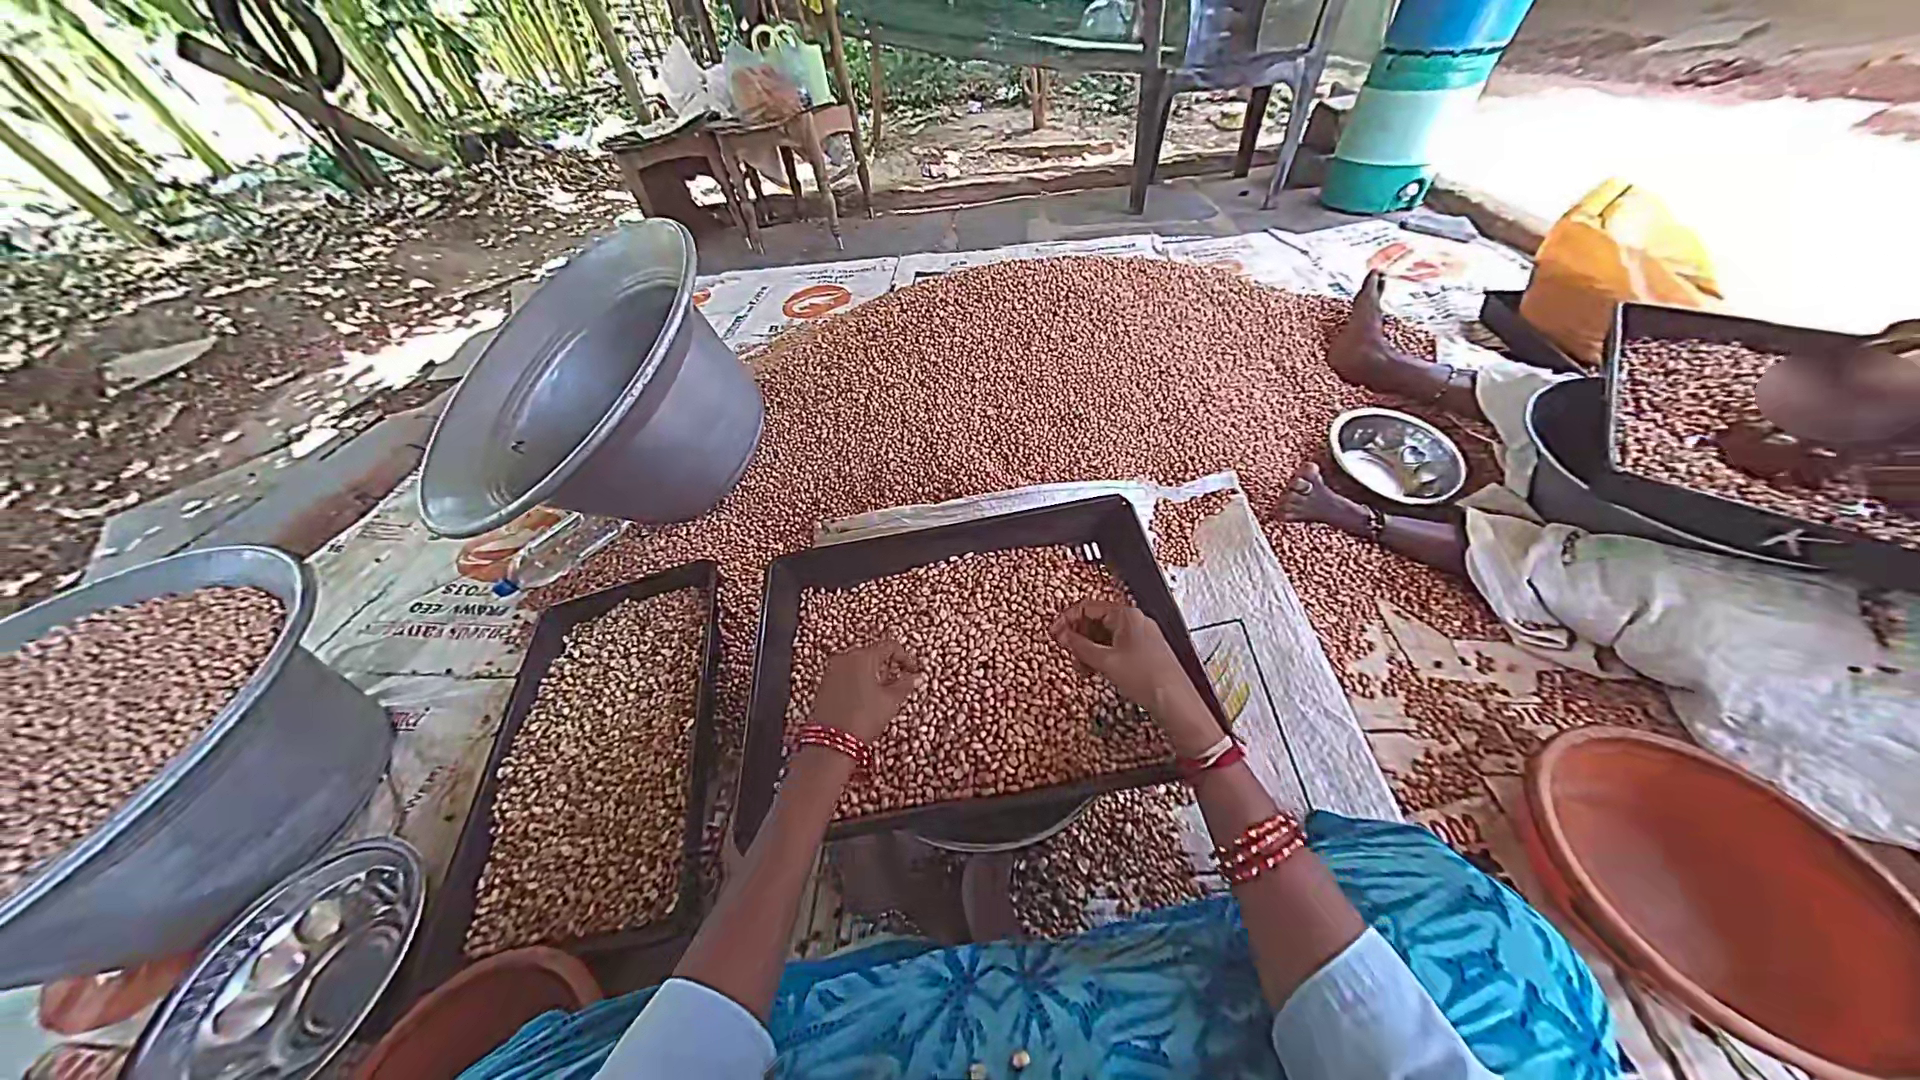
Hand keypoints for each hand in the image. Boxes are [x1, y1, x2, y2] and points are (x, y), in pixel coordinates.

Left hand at [810, 636, 923, 743]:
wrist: (830, 744)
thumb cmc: (861, 720)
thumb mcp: (891, 701)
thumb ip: (905, 684)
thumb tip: (915, 677)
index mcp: (862, 657)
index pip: (889, 646)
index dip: (905, 658)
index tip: (912, 671)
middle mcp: (844, 659)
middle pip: (873, 654)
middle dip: (889, 667)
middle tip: (900, 684)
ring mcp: (832, 672)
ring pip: (859, 666)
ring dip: (874, 676)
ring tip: (884, 696)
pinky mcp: (825, 686)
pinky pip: (847, 676)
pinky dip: (860, 682)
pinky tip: (867, 701)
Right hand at [1050, 599, 1222, 756]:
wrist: (1176, 702)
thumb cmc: (1148, 678)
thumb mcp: (1105, 661)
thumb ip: (1080, 646)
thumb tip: (1063, 636)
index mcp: (1127, 615)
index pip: (1088, 607)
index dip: (1068, 620)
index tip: (1055, 632)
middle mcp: (1135, 621)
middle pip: (1096, 621)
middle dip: (1079, 638)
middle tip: (1068, 652)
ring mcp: (1140, 636)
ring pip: (1104, 636)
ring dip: (1089, 650)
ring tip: (1082, 668)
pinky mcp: (1144, 652)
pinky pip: (1115, 647)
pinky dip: (1102, 657)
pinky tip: (1096, 671)